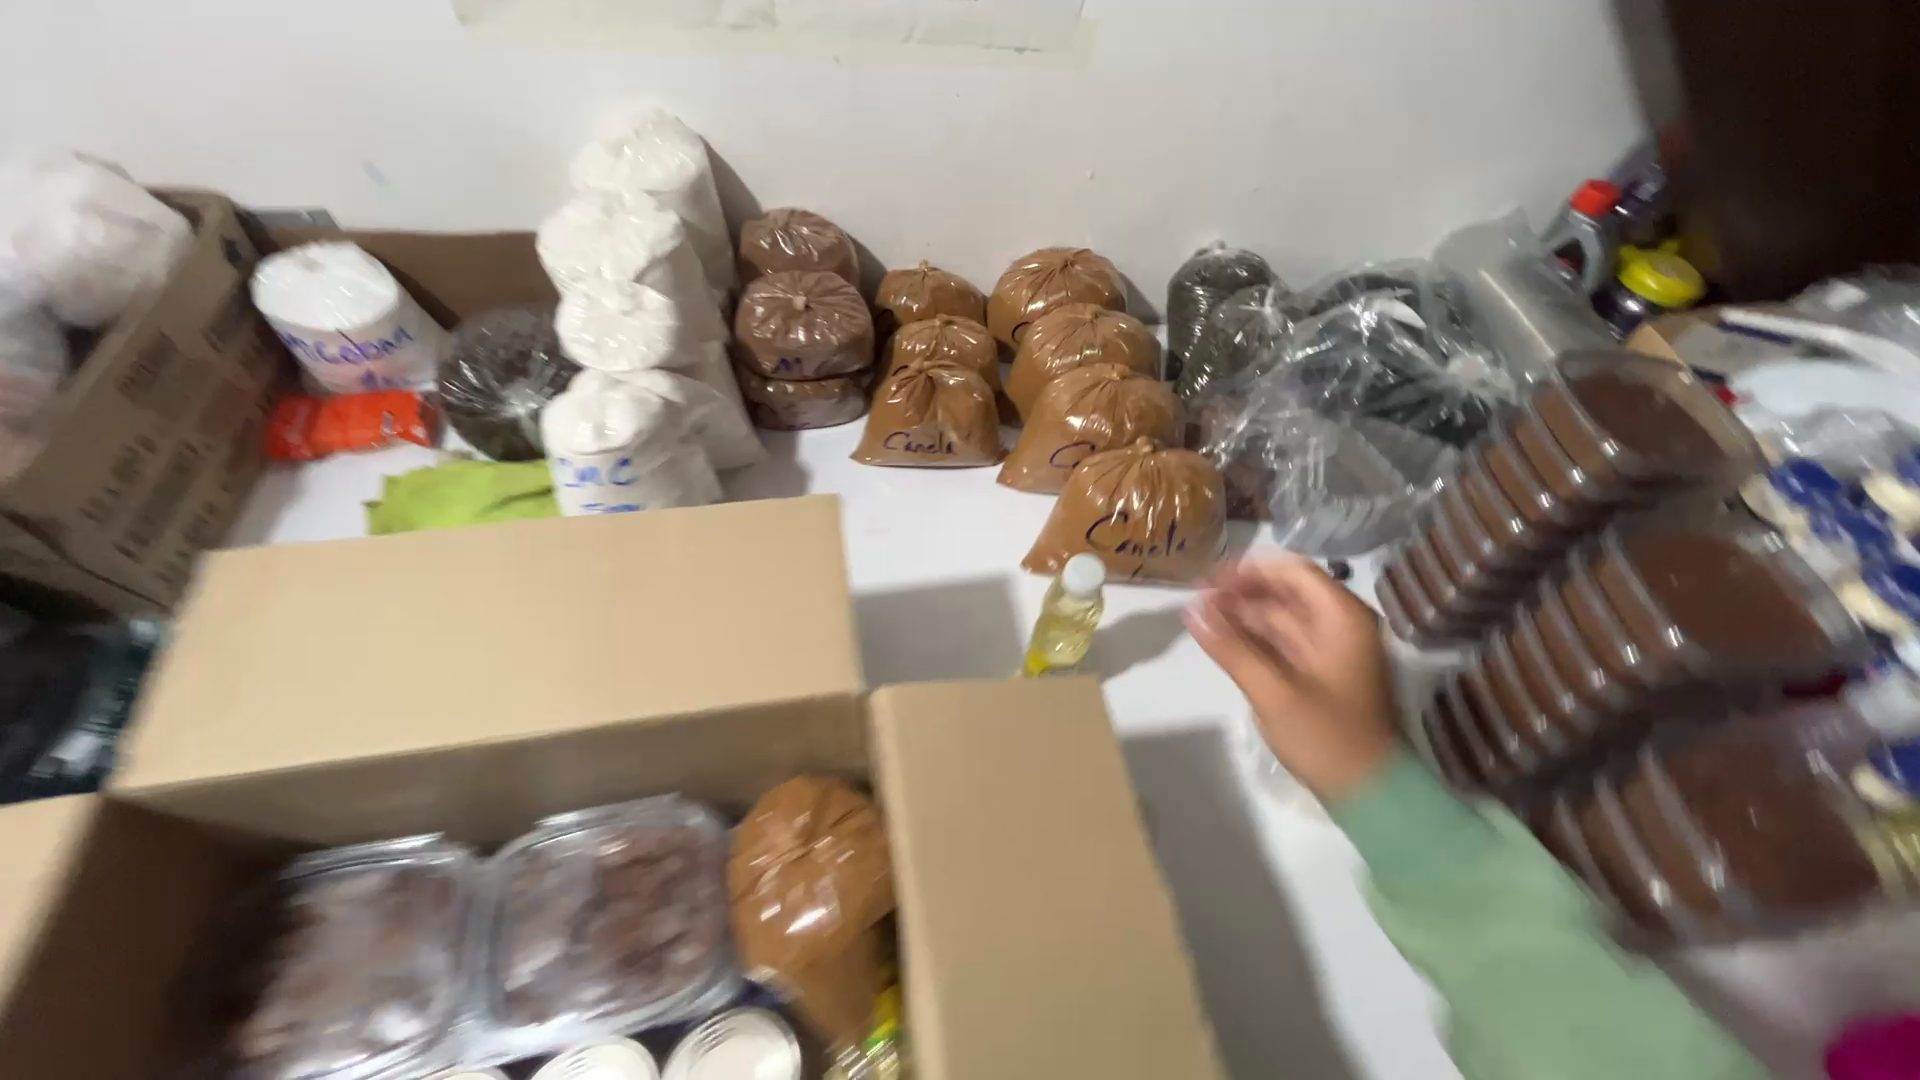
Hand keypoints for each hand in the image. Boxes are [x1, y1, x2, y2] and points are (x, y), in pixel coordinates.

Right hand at [1184, 556, 1398, 800]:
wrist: (1369, 793)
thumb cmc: (1326, 737)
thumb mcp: (1272, 692)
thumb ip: (1230, 648)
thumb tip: (1190, 610)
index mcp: (1340, 618)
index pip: (1293, 572)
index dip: (1249, 569)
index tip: (1209, 579)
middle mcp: (1339, 625)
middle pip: (1285, 593)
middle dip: (1241, 593)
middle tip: (1197, 601)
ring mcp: (1330, 650)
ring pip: (1280, 618)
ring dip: (1242, 616)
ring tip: (1201, 620)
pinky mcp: (1319, 673)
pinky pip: (1282, 643)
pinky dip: (1253, 640)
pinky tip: (1221, 643)